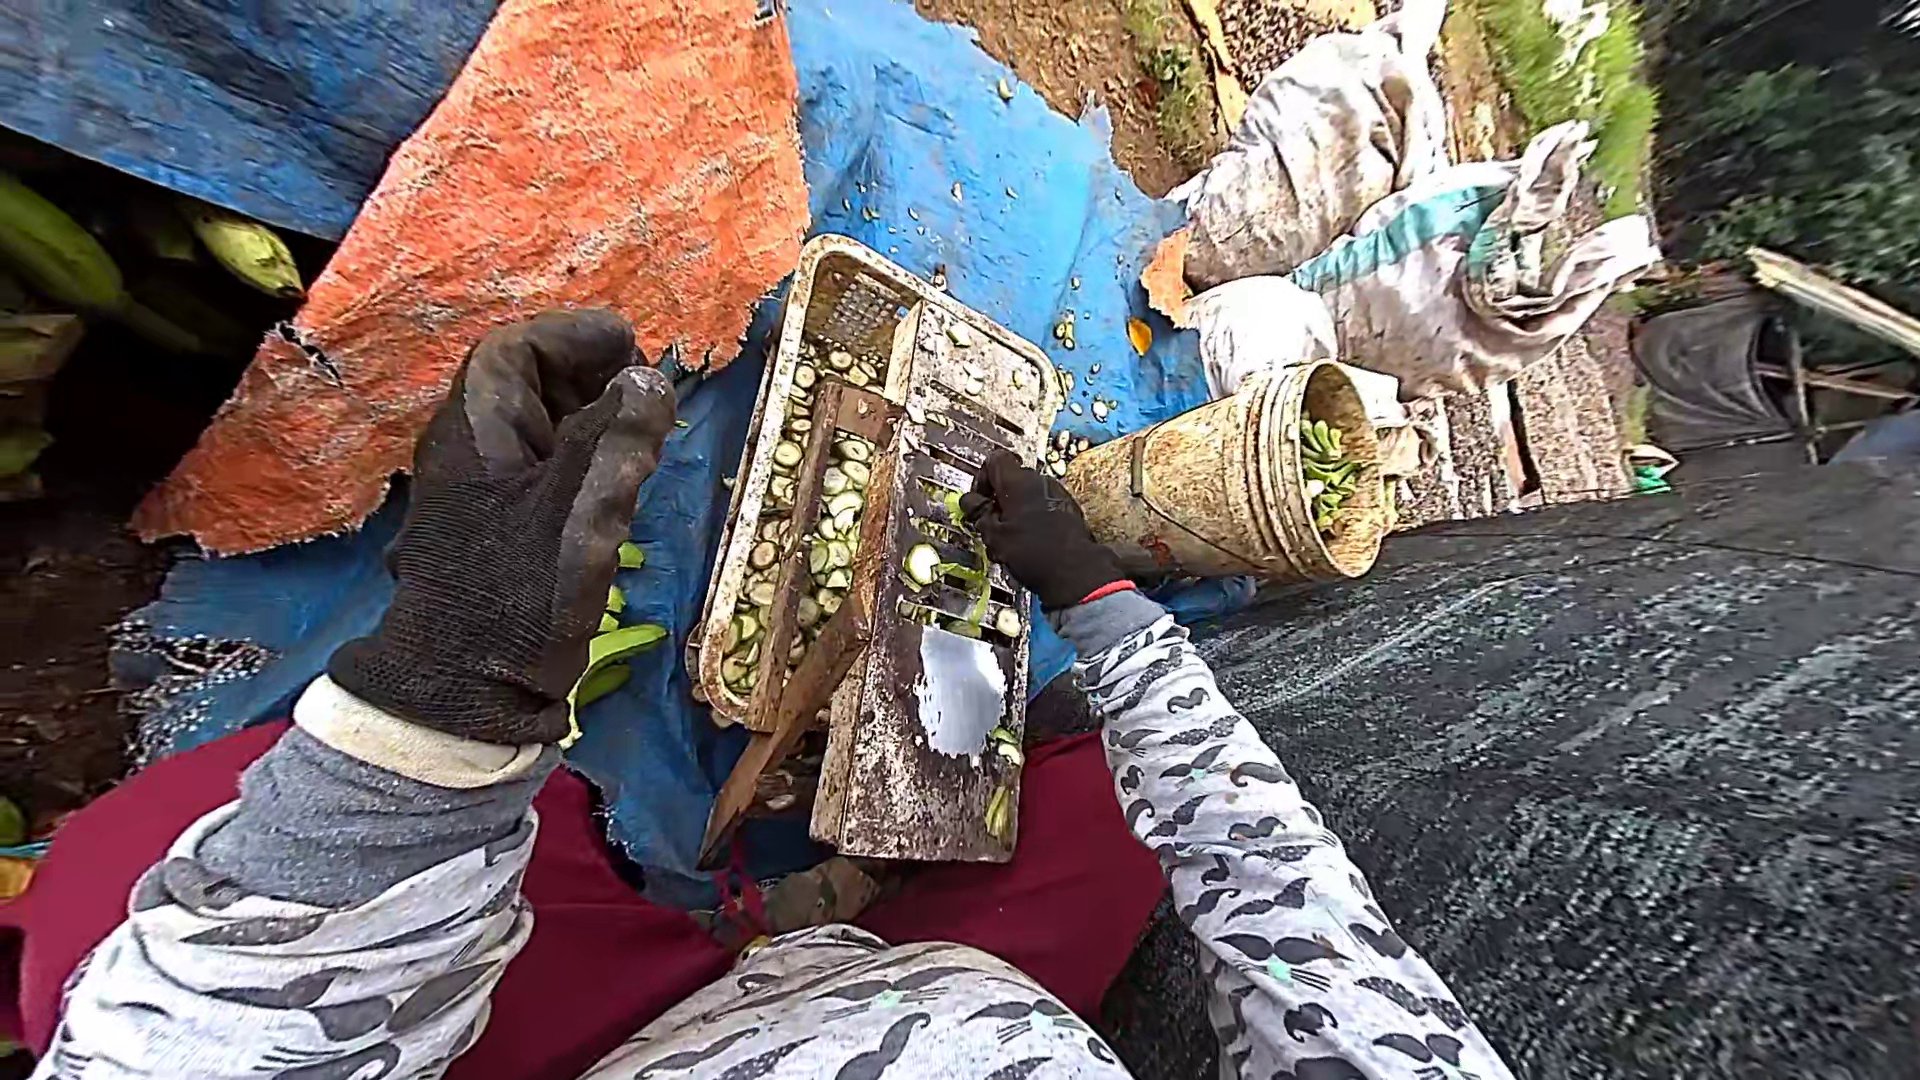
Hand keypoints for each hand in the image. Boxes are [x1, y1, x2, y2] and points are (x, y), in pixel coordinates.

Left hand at [329, 310, 676, 744]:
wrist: (477, 678)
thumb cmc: (521, 588)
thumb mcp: (576, 510)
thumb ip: (614, 440)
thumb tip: (650, 379)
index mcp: (478, 433)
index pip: (514, 352)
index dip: (570, 336)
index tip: (630, 340)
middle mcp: (481, 451)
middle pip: (530, 383)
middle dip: (589, 370)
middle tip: (646, 379)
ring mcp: (497, 489)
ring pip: (546, 425)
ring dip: (597, 412)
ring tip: (647, 420)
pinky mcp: (518, 522)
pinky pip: (557, 464)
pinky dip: (595, 452)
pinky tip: (627, 469)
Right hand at [959, 450, 1127, 610]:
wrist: (1075, 572)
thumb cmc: (1034, 553)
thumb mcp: (995, 535)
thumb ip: (979, 513)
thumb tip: (970, 501)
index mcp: (1018, 483)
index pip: (995, 460)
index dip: (982, 478)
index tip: (978, 500)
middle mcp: (1040, 482)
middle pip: (1011, 479)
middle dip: (998, 500)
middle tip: (991, 524)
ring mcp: (1057, 494)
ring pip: (1028, 495)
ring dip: (1015, 511)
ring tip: (1009, 539)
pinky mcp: (1068, 510)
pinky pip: (1043, 506)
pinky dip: (1033, 519)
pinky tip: (1029, 543)